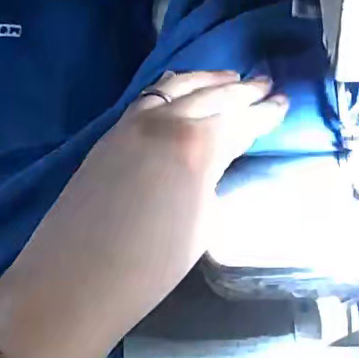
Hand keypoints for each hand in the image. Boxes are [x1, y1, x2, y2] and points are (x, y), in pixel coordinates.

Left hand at [0, 71, 286, 357]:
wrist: (76, 278)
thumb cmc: (150, 266)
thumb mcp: (203, 226)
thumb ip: (211, 182)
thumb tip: (213, 164)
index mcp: (196, 146)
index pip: (239, 122)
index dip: (264, 113)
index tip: (283, 102)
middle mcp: (165, 122)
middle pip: (211, 96)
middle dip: (242, 90)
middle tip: (265, 84)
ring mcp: (132, 124)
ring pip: (177, 88)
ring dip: (207, 81)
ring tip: (230, 79)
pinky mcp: (110, 134)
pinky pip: (148, 98)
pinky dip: (172, 87)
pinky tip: (179, 85)